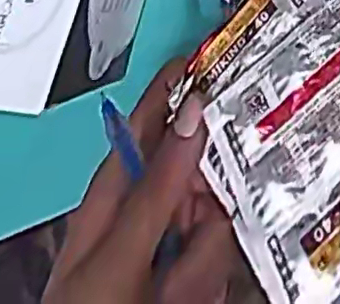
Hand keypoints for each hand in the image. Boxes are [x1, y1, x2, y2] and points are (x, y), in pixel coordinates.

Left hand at [45, 61, 242, 303]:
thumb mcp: (119, 251)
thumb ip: (159, 181)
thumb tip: (191, 110)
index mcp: (119, 185)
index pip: (157, 115)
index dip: (184, 84)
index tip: (218, 59)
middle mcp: (149, 203)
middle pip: (202, 170)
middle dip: (205, 214)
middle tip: (189, 247)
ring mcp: (170, 237)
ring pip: (217, 217)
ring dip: (201, 263)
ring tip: (171, 294)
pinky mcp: (190, 267)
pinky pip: (220, 254)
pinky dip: (205, 282)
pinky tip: (182, 299)